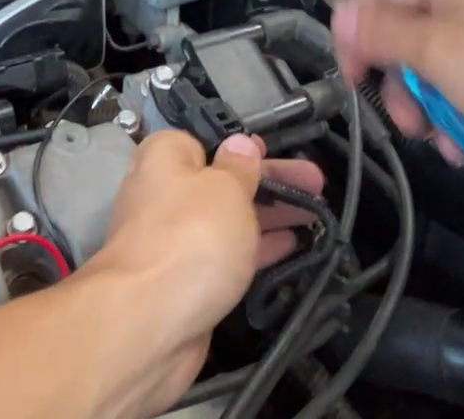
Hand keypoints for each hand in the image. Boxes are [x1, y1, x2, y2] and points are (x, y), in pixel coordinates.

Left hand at [76, 131, 322, 417]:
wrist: (147, 321)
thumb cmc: (190, 238)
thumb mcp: (226, 190)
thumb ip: (239, 167)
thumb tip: (239, 142)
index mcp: (164, 157)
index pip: (205, 142)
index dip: (242, 149)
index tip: (275, 155)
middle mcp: (162, 193)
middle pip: (222, 181)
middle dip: (268, 184)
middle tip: (315, 185)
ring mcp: (171, 239)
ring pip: (226, 220)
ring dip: (267, 216)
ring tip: (314, 215)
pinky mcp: (182, 280)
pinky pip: (224, 254)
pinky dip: (254, 249)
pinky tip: (290, 247)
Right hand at [313, 0, 463, 176]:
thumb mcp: (437, 55)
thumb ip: (379, 33)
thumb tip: (340, 17)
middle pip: (392, 0)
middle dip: (377, 53)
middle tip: (365, 92)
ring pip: (421, 43)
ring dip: (412, 90)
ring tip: (424, 134)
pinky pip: (457, 68)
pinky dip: (449, 102)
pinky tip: (460, 144)